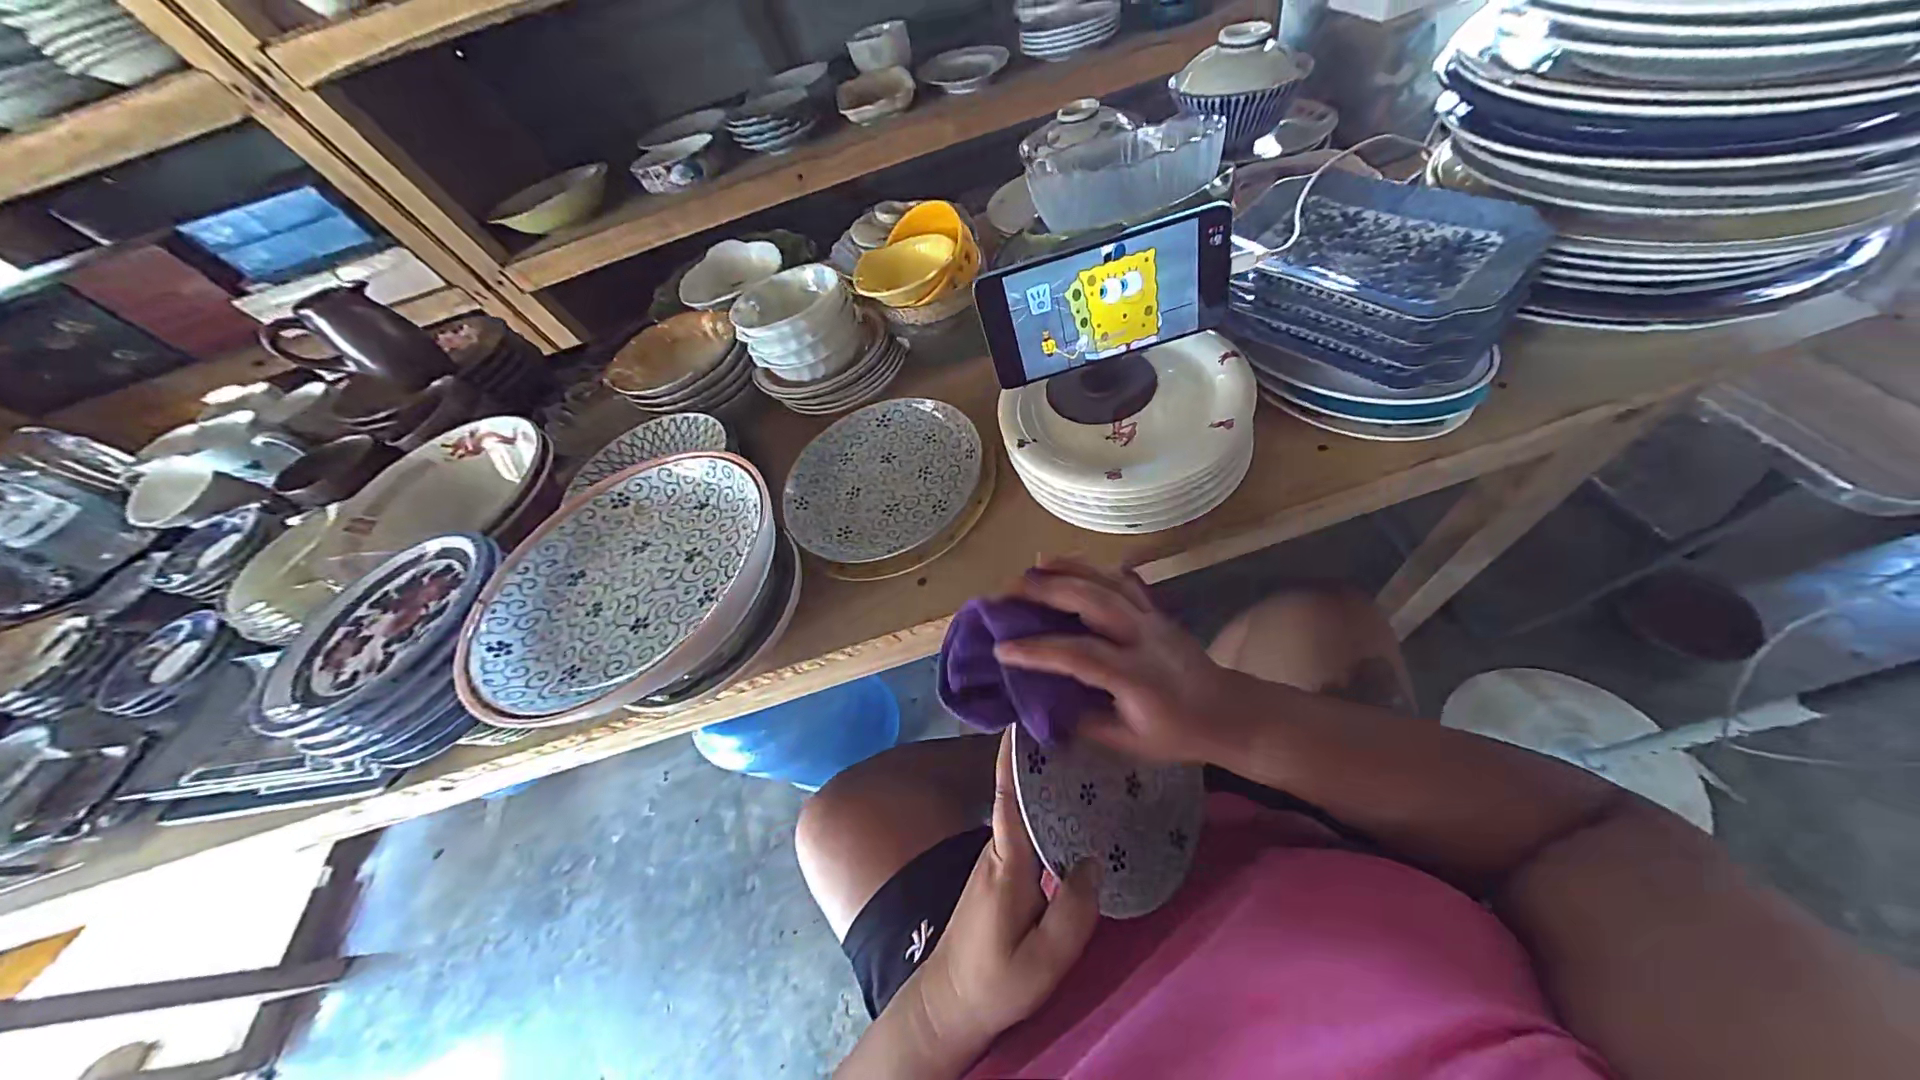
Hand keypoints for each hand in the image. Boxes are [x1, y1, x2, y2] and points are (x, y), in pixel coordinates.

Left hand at [912, 728, 1101, 1057]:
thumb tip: (1093, 861)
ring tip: (1087, 762)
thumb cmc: (996, 982)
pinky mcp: (1001, 869)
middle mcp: (996, 849)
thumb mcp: (1044, 961)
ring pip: (1023, 809)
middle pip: (1018, 793)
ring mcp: (996, 857)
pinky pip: (1026, 826)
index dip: (1013, 756)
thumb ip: (1074, 913)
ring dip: (1046, 783)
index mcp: (1005, 864)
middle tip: (1081, 732)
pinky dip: (1046, 808)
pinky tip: (1073, 808)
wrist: (949, 1002)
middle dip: (1041, 760)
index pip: (1007, 796)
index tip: (1026, 718)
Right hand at [994, 557, 1250, 764]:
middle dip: (1049, 591)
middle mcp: (1144, 638)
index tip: (1002, 649)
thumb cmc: (1178, 734)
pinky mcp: (1157, 610)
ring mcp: (1153, 618)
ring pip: (1109, 582)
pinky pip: (1124, 581)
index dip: (1038, 651)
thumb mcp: (1129, 743)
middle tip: (1010, 590)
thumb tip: (1044, 704)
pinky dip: (1095, 568)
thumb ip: (1086, 722)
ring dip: (1070, 569)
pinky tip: (1072, 562)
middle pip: (1093, 601)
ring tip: (1035, 564)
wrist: (1230, 713)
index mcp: (1136, 676)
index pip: (1080, 655)